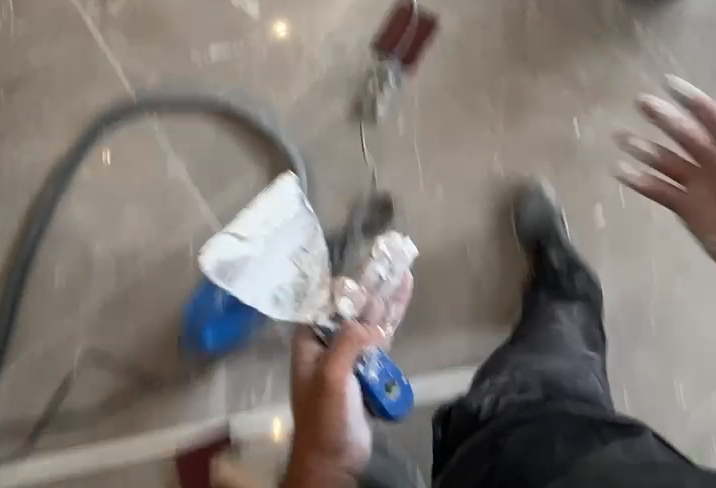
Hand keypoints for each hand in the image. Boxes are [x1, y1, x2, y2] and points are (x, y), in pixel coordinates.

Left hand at [285, 276, 412, 484]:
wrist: (334, 458)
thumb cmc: (324, 417)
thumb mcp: (331, 376)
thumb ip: (348, 342)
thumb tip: (370, 320)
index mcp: (311, 340)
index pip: (328, 302)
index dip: (347, 283)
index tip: (366, 262)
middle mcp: (329, 341)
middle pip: (354, 305)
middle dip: (372, 283)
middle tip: (391, 257)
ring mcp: (350, 353)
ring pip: (371, 316)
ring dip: (387, 295)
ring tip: (403, 269)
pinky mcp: (368, 365)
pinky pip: (382, 334)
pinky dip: (393, 315)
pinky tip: (404, 295)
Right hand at [616, 75, 715, 293]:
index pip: (710, 118)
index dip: (691, 100)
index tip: (668, 82)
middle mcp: (712, 161)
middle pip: (682, 134)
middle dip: (662, 117)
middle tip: (640, 101)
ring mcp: (697, 184)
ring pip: (665, 160)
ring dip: (644, 148)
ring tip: (622, 137)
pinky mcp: (686, 206)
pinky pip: (659, 190)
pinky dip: (641, 181)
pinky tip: (621, 171)